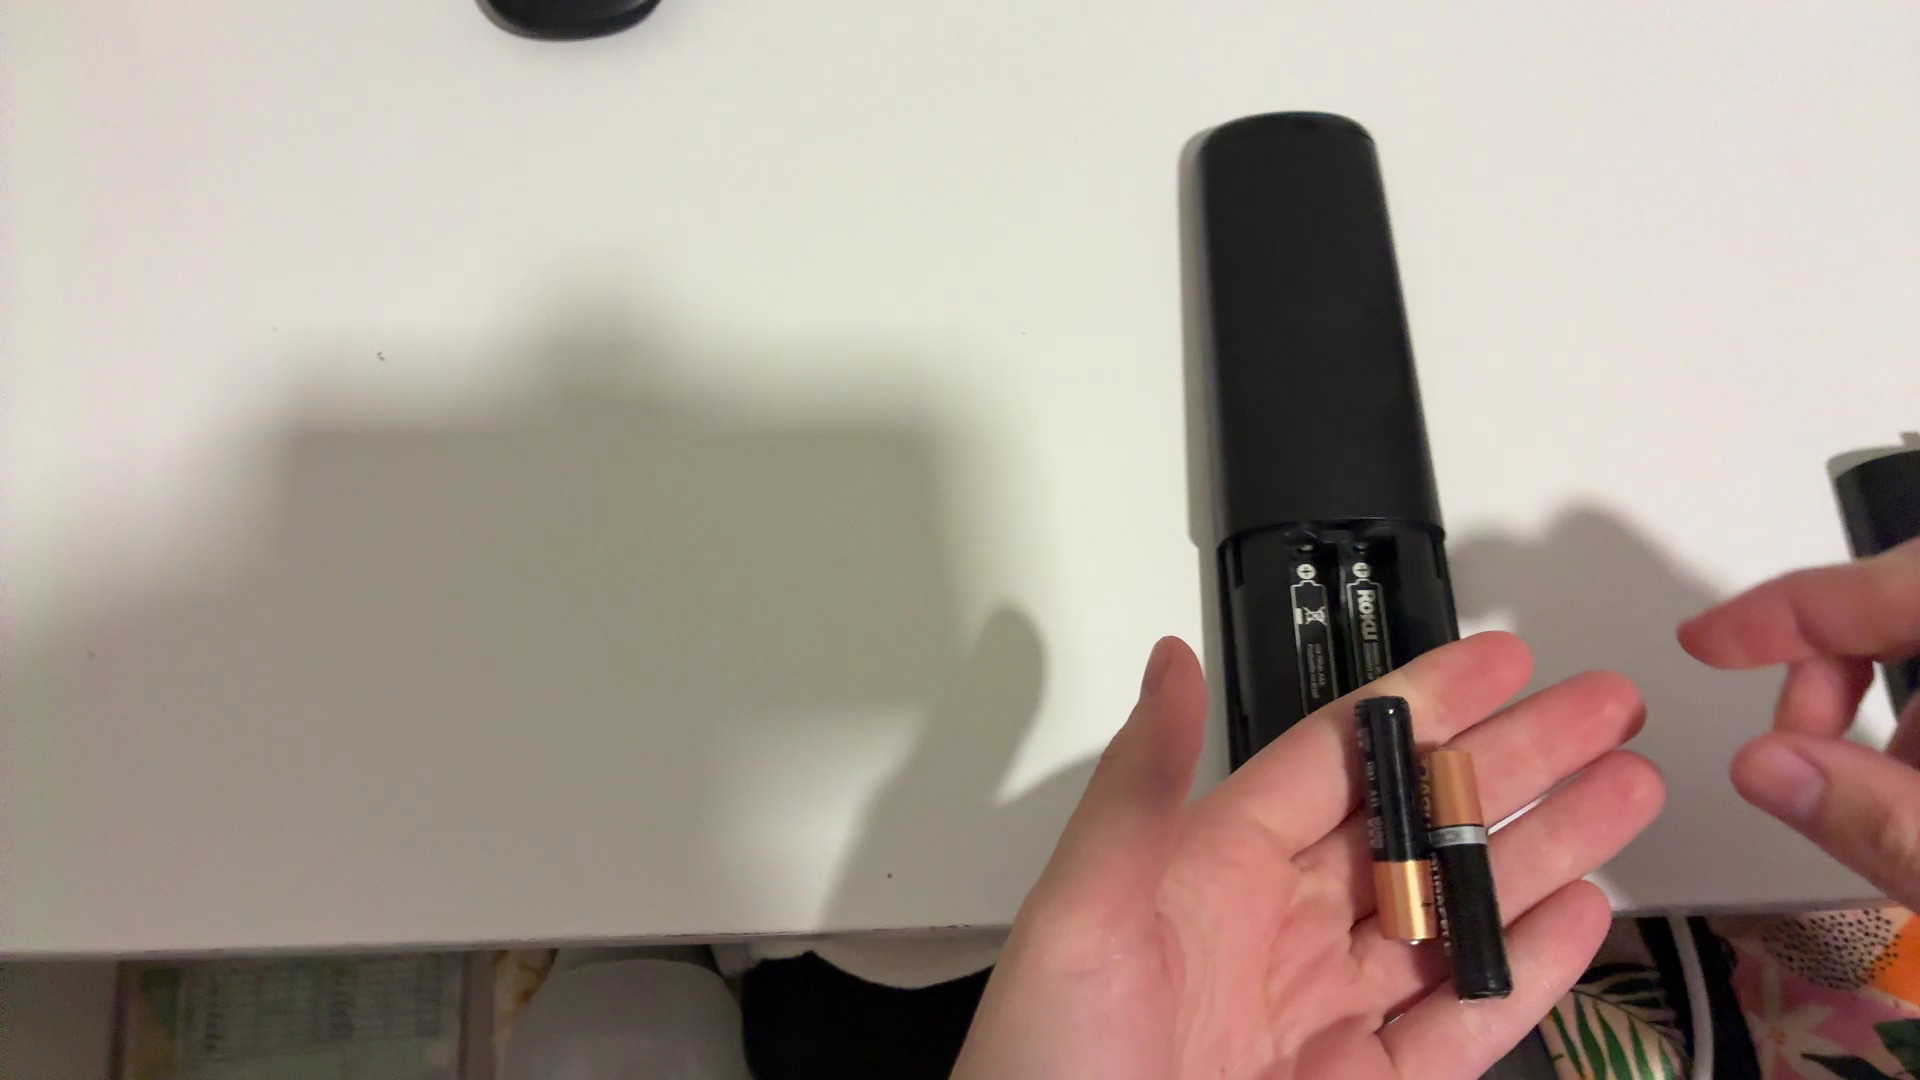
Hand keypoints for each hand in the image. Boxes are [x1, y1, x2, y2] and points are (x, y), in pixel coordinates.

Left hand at [953, 632, 1662, 1079]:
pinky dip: (1523, 968)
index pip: (1337, 758)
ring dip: (1537, 846)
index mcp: (1219, 857)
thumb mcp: (1087, 901)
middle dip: (1506, 760)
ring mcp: (1328, 1001)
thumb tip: (1171, 657)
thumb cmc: (1058, 1047)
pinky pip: (1460, 1018)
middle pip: (1410, 820)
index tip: (1501, 658)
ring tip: (1624, 787)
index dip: (1419, 703)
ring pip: (1451, 906)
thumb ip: (1140, 781)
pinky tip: (1578, 915)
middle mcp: (1280, 914)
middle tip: (1599, 706)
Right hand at [1679, 535, 1919, 905]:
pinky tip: (1919, 801)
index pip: (1901, 585)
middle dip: (1839, 676)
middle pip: (1916, 612)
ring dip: (1898, 723)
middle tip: (1795, 747)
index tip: (1703, 642)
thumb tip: (1759, 768)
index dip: (1787, 608)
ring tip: (1878, 802)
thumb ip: (1897, 829)